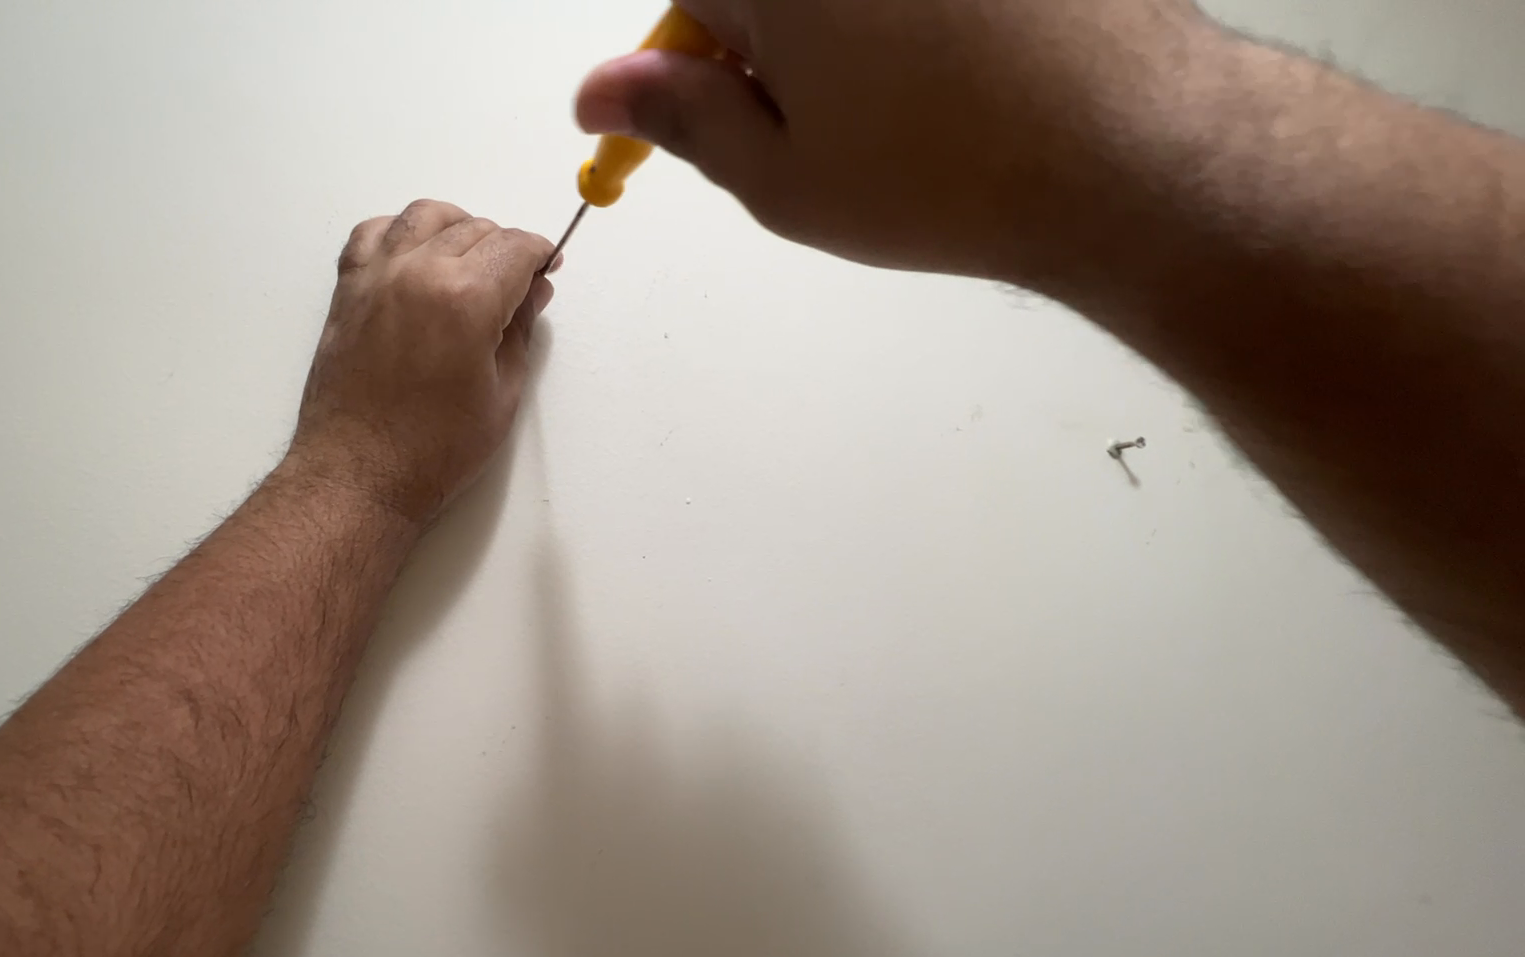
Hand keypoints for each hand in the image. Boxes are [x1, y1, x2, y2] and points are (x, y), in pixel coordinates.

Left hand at [287, 200, 554, 525]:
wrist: (360, 474)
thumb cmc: (438, 449)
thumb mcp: (502, 395)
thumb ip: (521, 332)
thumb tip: (534, 290)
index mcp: (467, 299)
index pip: (515, 247)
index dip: (540, 254)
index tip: (548, 269)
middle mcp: (419, 272)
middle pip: (476, 228)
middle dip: (505, 249)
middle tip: (515, 286)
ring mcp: (377, 276)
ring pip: (426, 216)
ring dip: (458, 229)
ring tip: (470, 263)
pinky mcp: (348, 289)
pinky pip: (375, 232)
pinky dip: (402, 234)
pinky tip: (417, 260)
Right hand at [575, 0, 1209, 281]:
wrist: (1118, 151)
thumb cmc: (923, 180)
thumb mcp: (777, 178)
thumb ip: (681, 120)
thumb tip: (596, 91)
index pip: (687, 1)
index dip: (684, 66)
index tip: (706, 120)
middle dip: (759, 47)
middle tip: (808, 124)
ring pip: (832, 4)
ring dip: (830, 40)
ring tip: (886, 105)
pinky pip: (903, 5)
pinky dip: (899, 26)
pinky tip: (944, 68)